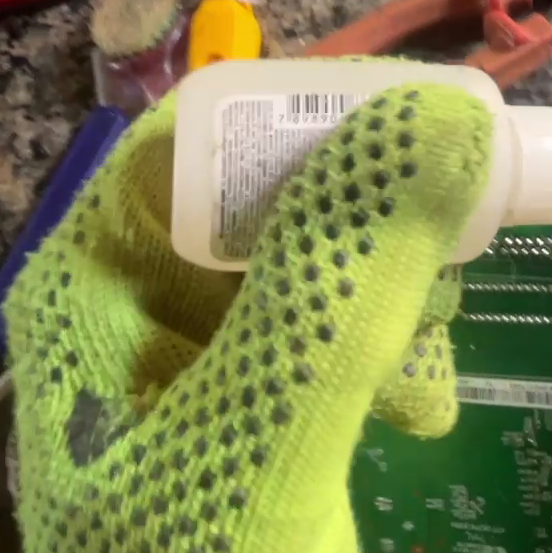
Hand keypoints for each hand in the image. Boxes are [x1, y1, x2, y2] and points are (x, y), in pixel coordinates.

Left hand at [4, 84, 493, 552]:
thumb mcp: (258, 441)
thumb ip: (338, 281)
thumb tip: (434, 118)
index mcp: (93, 282)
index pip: (190, 139)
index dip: (301, 112)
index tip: (416, 116)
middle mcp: (143, 296)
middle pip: (266, 189)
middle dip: (368, 209)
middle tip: (457, 214)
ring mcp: (207, 346)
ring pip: (319, 248)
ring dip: (393, 279)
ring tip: (430, 343)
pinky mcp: (265, 388)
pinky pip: (342, 317)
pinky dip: (392, 340)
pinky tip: (417, 402)